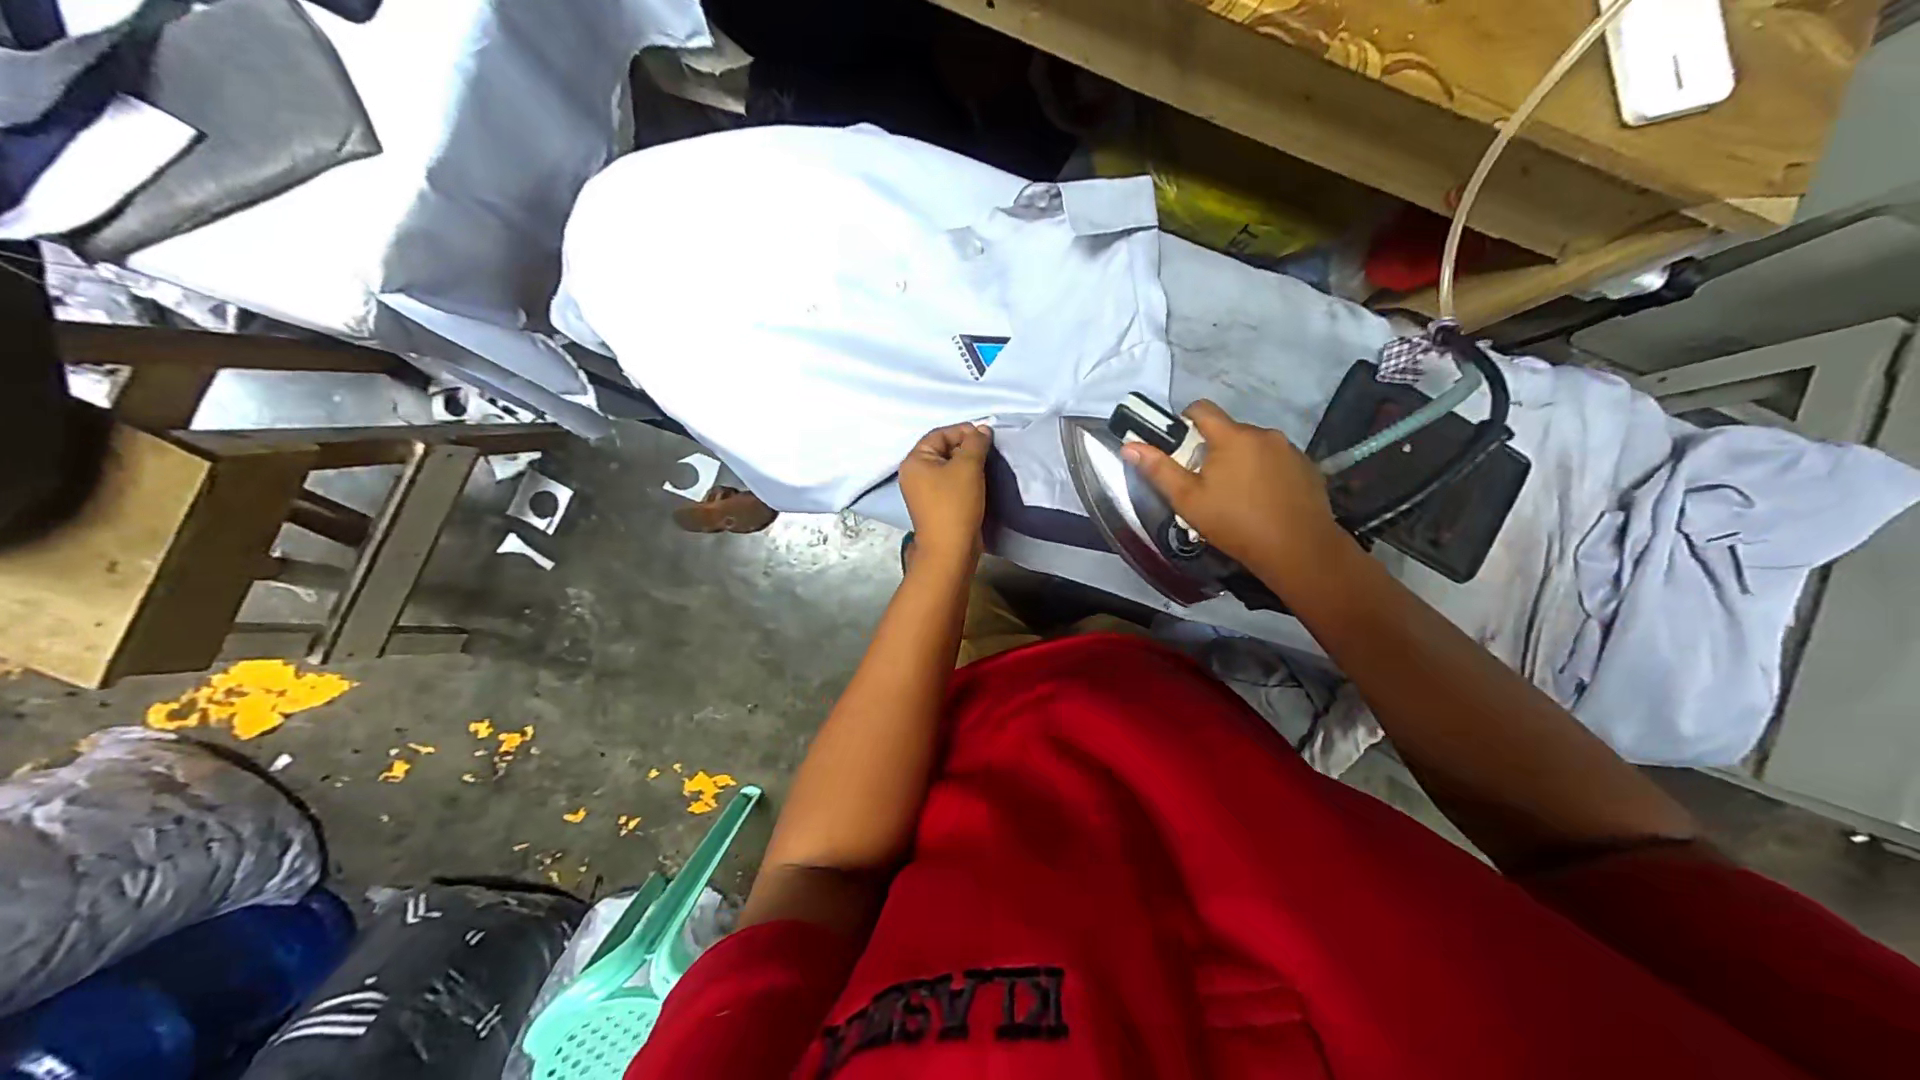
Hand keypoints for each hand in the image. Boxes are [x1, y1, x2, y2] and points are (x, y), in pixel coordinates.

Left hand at [898, 422, 992, 562]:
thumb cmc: (955, 504)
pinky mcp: (935, 505)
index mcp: (914, 461)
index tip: (986, 437)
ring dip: (968, 464)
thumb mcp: (968, 467)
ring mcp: (923, 492)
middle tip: (989, 451)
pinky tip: (980, 482)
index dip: (963, 431)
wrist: (951, 549)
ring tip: (987, 466)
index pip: (939, 434)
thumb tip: (982, 430)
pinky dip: (965, 479)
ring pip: (948, 468)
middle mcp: (914, 474)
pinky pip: (950, 483)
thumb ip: (976, 443)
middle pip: (942, 449)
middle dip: (967, 447)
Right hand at [1121, 400, 1346, 578]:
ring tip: (1237, 495)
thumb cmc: (1235, 523)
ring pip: (1254, 446)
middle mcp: (1263, 433)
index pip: (1202, 408)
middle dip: (1214, 449)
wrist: (1297, 549)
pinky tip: (1263, 501)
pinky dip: (1266, 473)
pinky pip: (1277, 460)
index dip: (1185, 420)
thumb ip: (1159, 469)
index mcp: (1232, 436)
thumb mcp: (1188, 500)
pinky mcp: (1308, 467)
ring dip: (1241, 461)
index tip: (1180, 446)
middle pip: (1229, 431)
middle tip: (1205, 483)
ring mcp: (1290, 449)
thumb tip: (1129, 446)